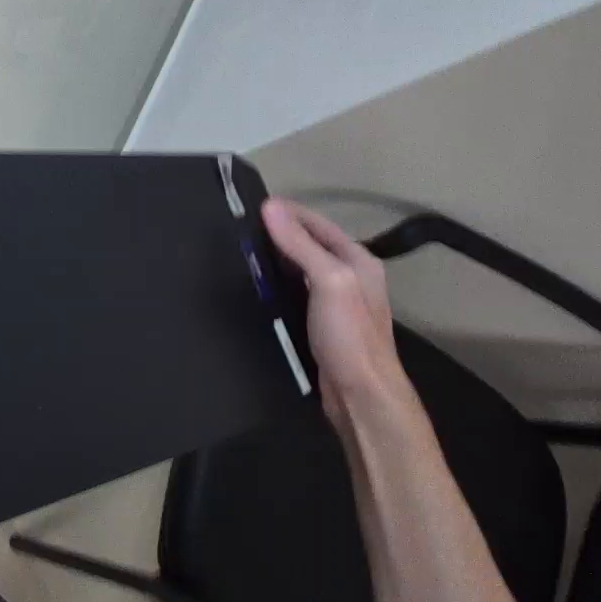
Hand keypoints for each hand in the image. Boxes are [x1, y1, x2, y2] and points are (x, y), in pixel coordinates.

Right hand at [262, 199, 420, 426]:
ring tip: (240, 252)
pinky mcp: (320, 320)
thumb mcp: (329, 282)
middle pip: (308, 243)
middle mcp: (350, 276)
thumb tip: (270, 207)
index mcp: (358, 261)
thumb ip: (301, 245)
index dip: (286, 211)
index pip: (317, 223)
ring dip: (273, 258)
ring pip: (299, 267)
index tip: (249, 206)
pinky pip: (293, 289)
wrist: (361, 395)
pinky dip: (274, 281)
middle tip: (238, 228)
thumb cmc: (350, 336)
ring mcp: (336, 300)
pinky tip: (255, 285)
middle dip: (277, 232)